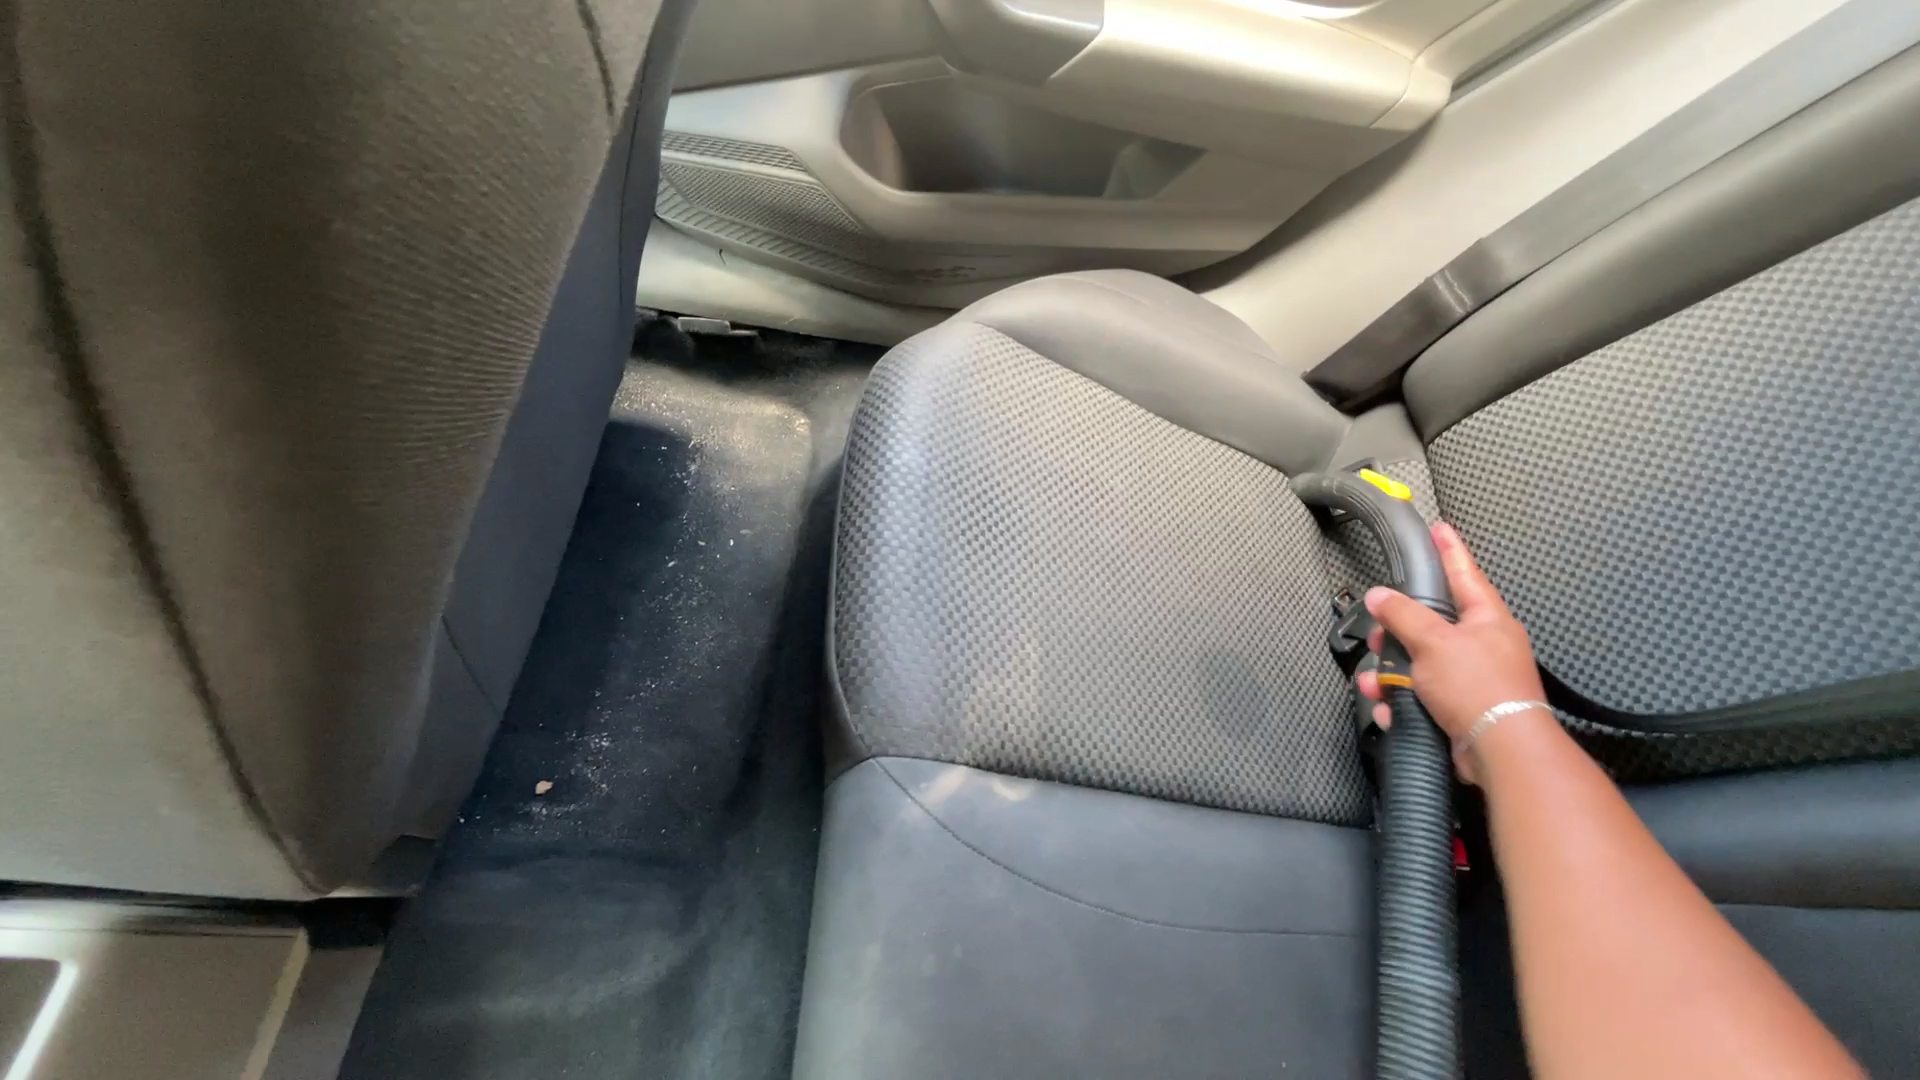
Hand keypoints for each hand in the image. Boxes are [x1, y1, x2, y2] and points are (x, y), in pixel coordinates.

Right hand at [1355, 522, 1550, 783]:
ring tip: (1375, 684)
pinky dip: (1400, 702)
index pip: (1464, 574)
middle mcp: (1482, 645)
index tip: (1440, 528)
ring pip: (1417, 663)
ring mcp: (1471, 678)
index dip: (1449, 551)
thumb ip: (1402, 615)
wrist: (1501, 751)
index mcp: (1487, 620)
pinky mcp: (1459, 707)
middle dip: (1395, 634)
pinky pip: (1419, 695)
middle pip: (1429, 625)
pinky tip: (1390, 710)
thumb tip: (1379, 595)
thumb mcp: (1433, 642)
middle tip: (1377, 636)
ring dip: (1390, 674)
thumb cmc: (1478, 688)